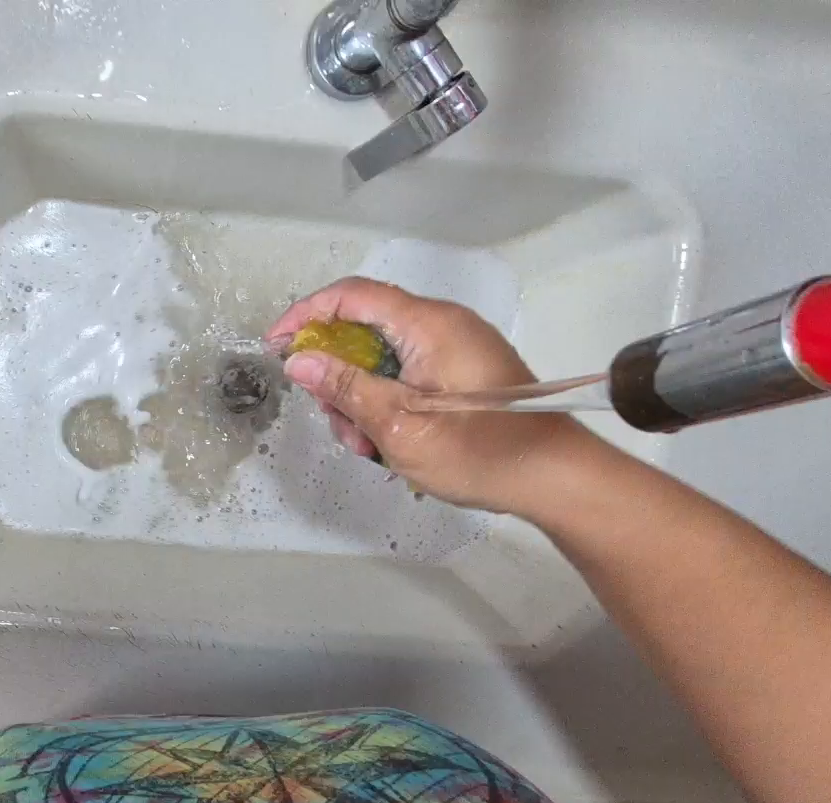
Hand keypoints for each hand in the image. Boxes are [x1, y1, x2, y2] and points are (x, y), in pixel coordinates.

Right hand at [265, 277, 598, 513]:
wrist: (553, 478)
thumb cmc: (478, 452)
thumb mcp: (399, 424)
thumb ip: (345, 387)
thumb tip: (298, 361)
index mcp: (428, 325)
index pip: (352, 296)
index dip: (306, 314)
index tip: (277, 347)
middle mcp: (440, 325)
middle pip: (362, 330)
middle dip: (333, 373)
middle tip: (331, 417)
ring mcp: (451, 348)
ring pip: (378, 359)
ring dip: (356, 398)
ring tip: (364, 443)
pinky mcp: (457, 371)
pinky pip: (402, 375)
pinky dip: (381, 403)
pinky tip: (383, 441)